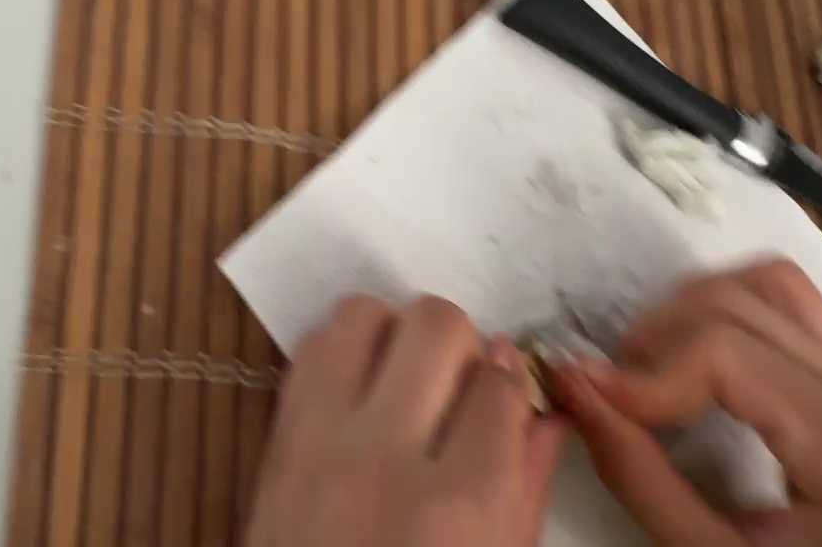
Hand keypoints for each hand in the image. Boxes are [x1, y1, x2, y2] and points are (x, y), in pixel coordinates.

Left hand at [246, 296, 567, 546]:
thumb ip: (527, 482)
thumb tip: (543, 400)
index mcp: (460, 509)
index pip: (500, 386)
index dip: (511, 379)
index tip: (505, 387)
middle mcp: (387, 455)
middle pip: (435, 325)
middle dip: (460, 343)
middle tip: (456, 381)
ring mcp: (321, 436)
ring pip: (363, 312)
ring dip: (394, 332)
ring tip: (404, 375)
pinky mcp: (277, 431)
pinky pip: (313, 344)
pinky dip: (343, 349)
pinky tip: (361, 387)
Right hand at [549, 260, 821, 546]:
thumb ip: (639, 474)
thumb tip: (568, 379)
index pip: (728, 353)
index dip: (646, 370)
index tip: (593, 400)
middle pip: (738, 305)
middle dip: (657, 336)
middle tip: (617, 393)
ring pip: (767, 286)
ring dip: (690, 312)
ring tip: (656, 369)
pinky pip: (787, 308)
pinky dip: (726, 314)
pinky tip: (698, 365)